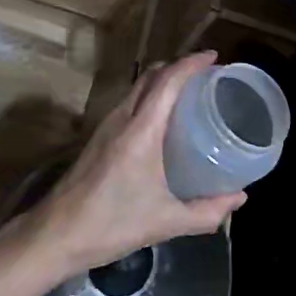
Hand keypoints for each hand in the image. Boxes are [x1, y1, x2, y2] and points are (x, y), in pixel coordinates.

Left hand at [22, 51, 244, 274]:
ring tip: (190, 93)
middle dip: (179, 67)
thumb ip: (208, 212)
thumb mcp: (166, 222)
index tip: (215, 57)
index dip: (192, 63)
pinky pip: (129, 102)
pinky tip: (164, 120)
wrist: (53, 237)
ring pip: (137, 88)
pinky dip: (150, 97)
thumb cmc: (111, 225)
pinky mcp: (98, 139)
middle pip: (151, 76)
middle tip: (207, 76)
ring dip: (163, 81)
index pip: (168, 81)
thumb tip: (241, 198)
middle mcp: (122, 119)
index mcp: (141, 131)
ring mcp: (106, 127)